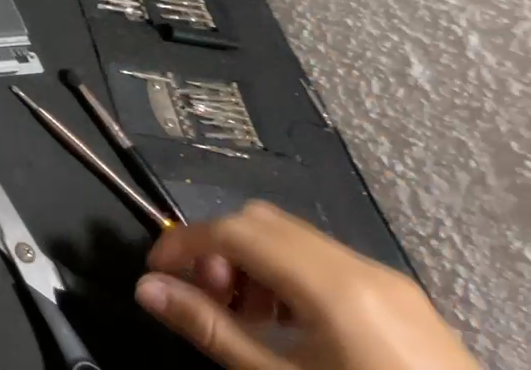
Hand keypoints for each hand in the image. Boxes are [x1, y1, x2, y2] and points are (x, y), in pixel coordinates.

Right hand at [137, 201, 476, 369]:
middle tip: (205, 293)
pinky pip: (327, 261)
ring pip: (292, 238)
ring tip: (246, 313)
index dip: (183, 242)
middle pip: (260, 222)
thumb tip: (146, 288)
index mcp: (330, 284)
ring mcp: (388, 280)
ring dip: (251, 260)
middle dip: (218, 248)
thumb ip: (209, 328)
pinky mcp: (404, 299)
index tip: (157, 271)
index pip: (232, 230)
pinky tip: (288, 321)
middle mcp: (359, 267)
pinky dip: (288, 274)